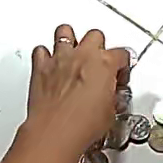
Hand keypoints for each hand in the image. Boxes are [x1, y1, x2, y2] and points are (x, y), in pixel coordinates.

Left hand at [25, 25, 131, 154]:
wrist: (55, 132)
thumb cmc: (82, 124)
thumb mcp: (111, 113)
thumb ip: (112, 98)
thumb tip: (110, 99)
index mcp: (105, 63)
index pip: (122, 54)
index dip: (123, 65)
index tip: (120, 73)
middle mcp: (83, 55)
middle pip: (95, 35)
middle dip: (98, 45)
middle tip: (98, 59)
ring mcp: (60, 59)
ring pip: (65, 31)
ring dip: (70, 39)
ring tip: (72, 50)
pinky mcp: (41, 67)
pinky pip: (40, 50)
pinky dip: (44, 55)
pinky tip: (49, 63)